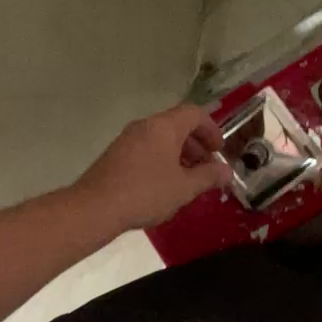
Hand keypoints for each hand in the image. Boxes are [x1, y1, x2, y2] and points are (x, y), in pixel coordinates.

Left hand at [71, 104, 235, 231]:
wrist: (95, 208)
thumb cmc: (145, 193)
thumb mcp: (184, 188)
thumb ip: (209, 176)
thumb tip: (226, 171)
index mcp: (164, 127)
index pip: (194, 113)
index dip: (211, 129)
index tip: (219, 151)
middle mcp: (145, 126)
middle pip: (177, 125)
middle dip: (197, 144)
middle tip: (207, 168)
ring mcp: (127, 139)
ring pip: (162, 138)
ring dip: (180, 154)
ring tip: (188, 180)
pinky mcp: (117, 155)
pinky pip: (147, 149)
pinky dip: (163, 160)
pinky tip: (165, 186)